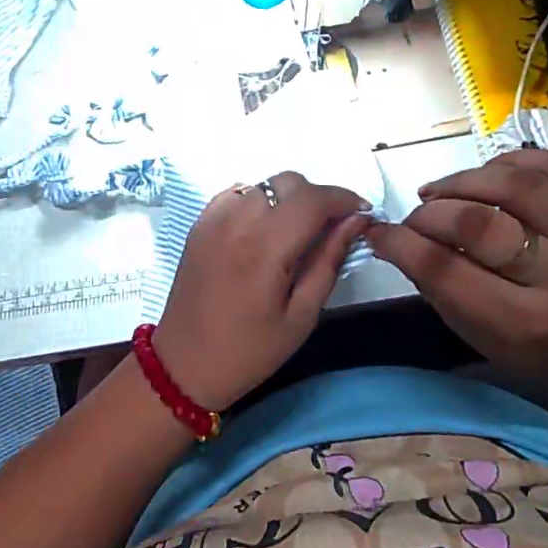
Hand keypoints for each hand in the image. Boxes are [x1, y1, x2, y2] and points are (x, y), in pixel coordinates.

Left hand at [151, 172, 370, 409]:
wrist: (184, 365)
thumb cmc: (250, 351)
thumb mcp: (302, 315)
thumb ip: (329, 261)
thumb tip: (356, 221)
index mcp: (264, 248)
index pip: (313, 199)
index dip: (344, 199)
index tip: (362, 214)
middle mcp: (236, 222)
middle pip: (288, 182)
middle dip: (318, 197)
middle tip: (331, 228)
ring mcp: (213, 219)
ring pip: (263, 184)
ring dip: (289, 198)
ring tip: (297, 231)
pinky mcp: (199, 224)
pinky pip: (237, 194)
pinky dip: (259, 201)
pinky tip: (265, 230)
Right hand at [366, 149, 547, 379]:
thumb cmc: (512, 335)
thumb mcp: (464, 324)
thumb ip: (428, 278)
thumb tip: (386, 234)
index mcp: (520, 319)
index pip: (448, 271)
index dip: (403, 245)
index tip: (378, 232)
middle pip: (482, 225)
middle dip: (432, 215)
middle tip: (414, 219)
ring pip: (516, 184)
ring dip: (464, 181)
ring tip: (439, 192)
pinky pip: (545, 164)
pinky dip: (507, 162)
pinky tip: (483, 178)